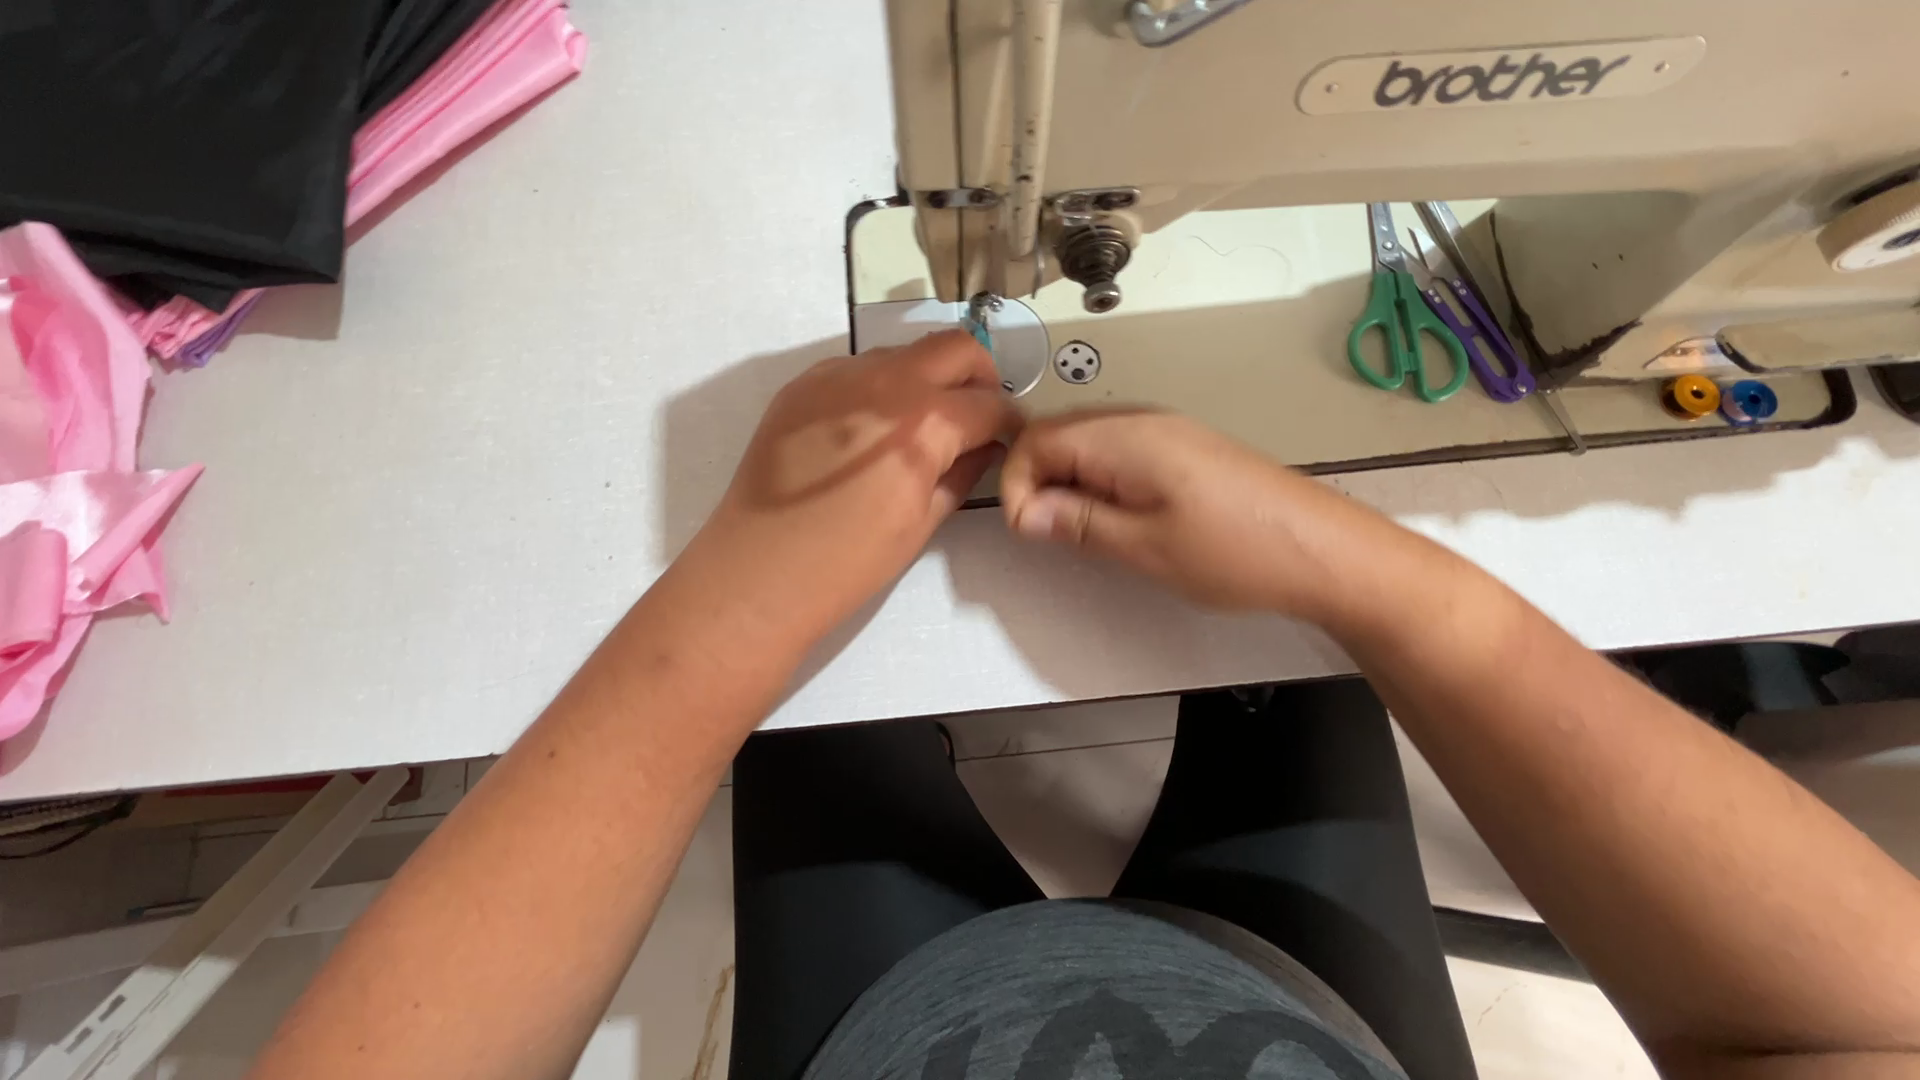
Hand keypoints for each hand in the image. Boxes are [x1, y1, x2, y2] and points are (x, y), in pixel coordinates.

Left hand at [675, 330, 1020, 650]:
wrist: (760, 570)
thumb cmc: (849, 561)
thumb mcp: (923, 522)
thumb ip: (963, 473)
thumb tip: (986, 447)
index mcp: (924, 423)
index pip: (989, 404)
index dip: (1009, 421)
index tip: (1010, 436)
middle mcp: (885, 383)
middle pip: (956, 348)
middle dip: (980, 375)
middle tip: (977, 412)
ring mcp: (838, 377)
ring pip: (904, 353)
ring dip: (927, 377)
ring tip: (920, 424)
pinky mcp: (803, 385)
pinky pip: (858, 368)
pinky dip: (880, 386)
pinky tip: (870, 429)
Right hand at [999, 409, 1392, 620]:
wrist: (1324, 550)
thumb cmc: (1235, 552)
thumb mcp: (1144, 547)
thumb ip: (1077, 523)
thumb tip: (1023, 511)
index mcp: (1126, 438)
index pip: (1036, 440)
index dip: (1016, 483)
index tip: (1029, 532)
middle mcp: (1142, 421)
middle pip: (1059, 435)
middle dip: (1039, 482)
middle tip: (1052, 536)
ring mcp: (1167, 431)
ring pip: (1089, 445)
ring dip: (1070, 484)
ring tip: (1085, 532)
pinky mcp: (1185, 448)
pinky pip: (1120, 453)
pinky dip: (1101, 482)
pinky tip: (1120, 518)